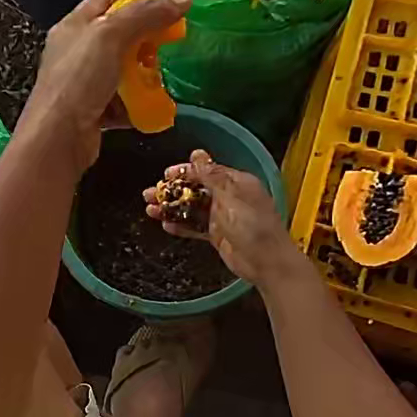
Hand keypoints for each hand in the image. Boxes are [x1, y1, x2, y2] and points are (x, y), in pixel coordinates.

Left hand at [21, 0, 192, 171]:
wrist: (57, 139)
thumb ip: (146, 14)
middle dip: (145, 39)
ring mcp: (82, 84)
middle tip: (167, 43)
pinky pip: (120, 102)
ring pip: (121, 71)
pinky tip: (149, 107)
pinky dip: (135, 104)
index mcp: (74, 25)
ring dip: (142, 74)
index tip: (169, 1)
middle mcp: (76, 52)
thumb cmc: (79, 80)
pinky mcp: (91, 112)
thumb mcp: (111, 36)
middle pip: (117, 36)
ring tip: (159, 77)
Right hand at [145, 150, 304, 286]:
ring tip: (150, 210)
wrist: (266, 262)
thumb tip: (197, 153)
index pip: (206, 171)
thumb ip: (211, 175)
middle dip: (172, 191)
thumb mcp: (230, 196)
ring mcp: (222, 217)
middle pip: (195, 190)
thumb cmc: (253, 225)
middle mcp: (228, 197)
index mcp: (236, 182)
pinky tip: (166, 225)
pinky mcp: (218, 235)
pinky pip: (195, 227)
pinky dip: (181, 226)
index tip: (164, 175)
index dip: (184, 172)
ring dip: (172, 208)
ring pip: (191, 209)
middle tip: (149, 194)